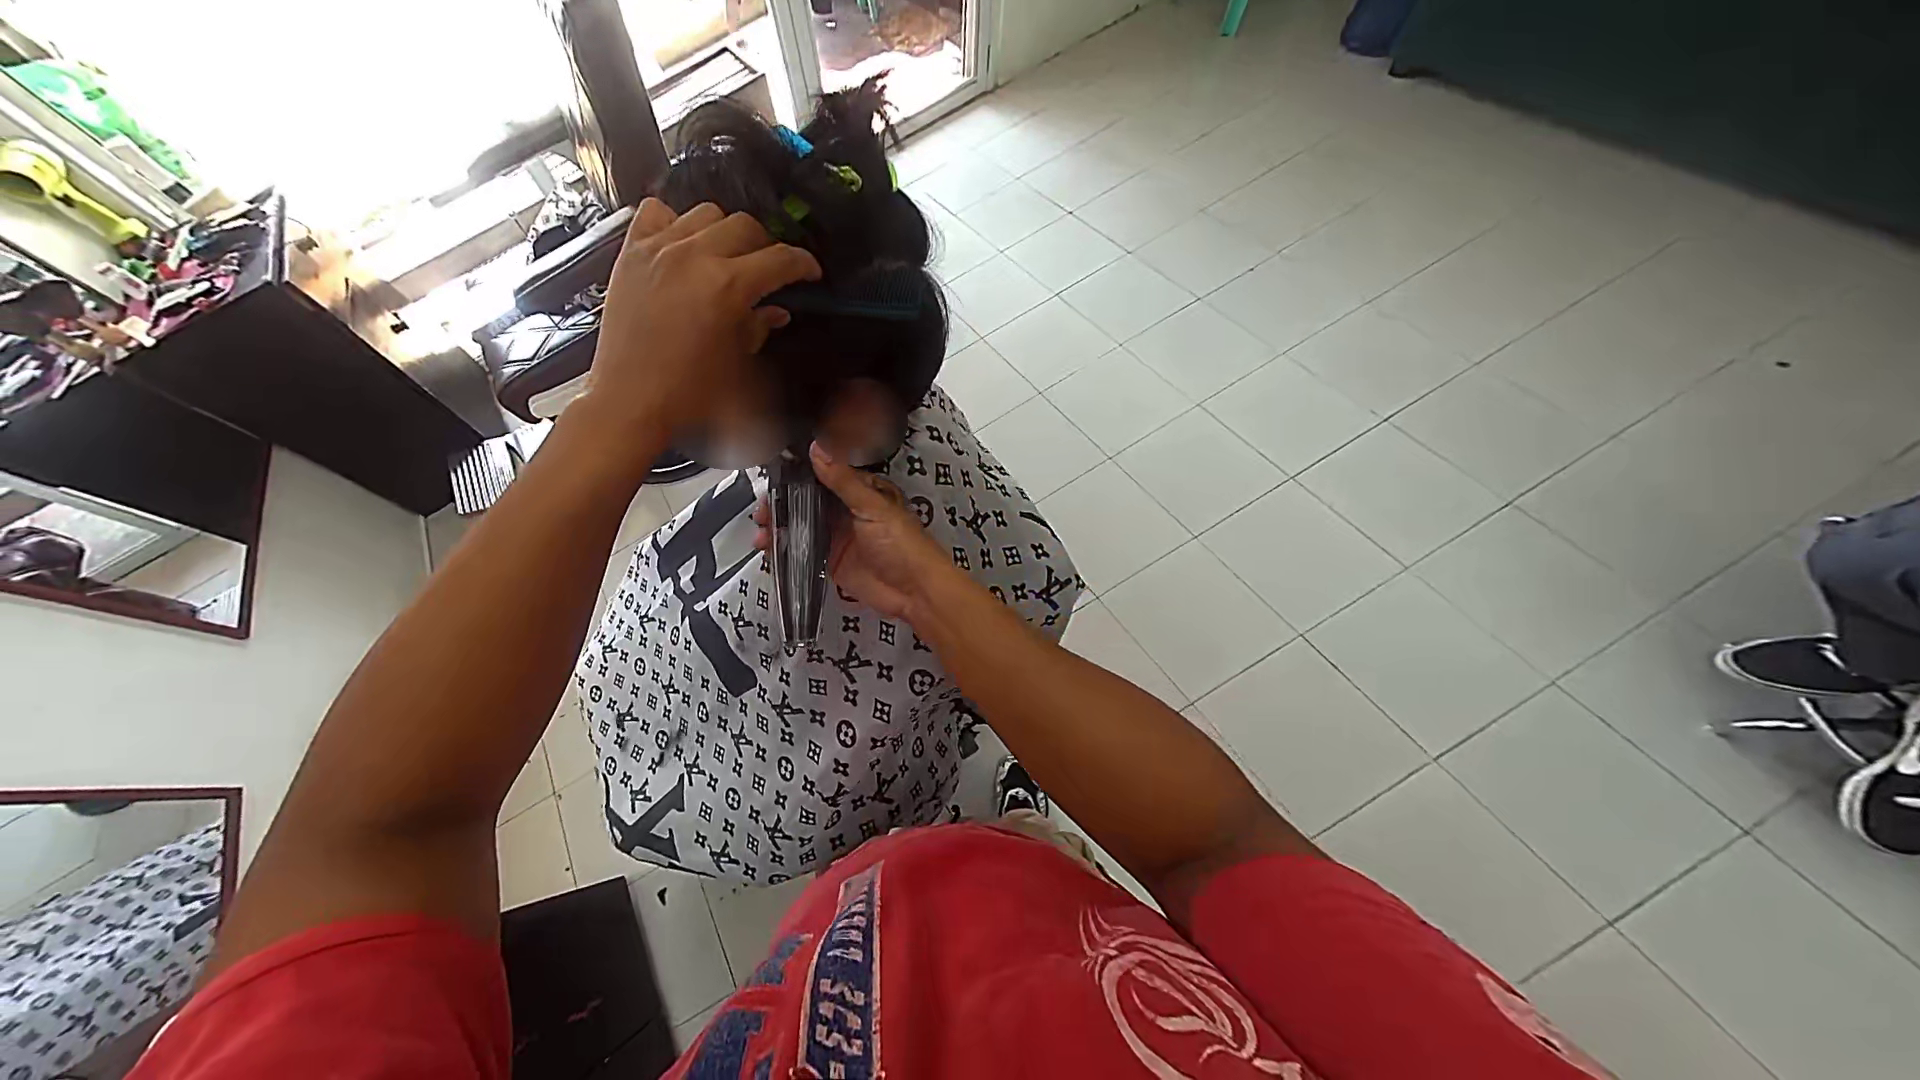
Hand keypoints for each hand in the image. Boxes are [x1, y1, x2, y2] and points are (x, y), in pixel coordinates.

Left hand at [582, 199, 820, 438]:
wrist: (632, 402)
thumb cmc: (682, 393)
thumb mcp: (740, 365)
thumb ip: (761, 329)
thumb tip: (774, 313)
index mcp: (727, 287)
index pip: (781, 258)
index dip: (803, 264)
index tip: (808, 271)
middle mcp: (692, 259)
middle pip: (746, 226)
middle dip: (768, 246)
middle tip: (771, 267)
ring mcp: (659, 252)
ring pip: (706, 212)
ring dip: (725, 230)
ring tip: (729, 253)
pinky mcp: (631, 255)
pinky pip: (657, 212)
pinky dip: (675, 221)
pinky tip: (684, 242)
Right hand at [754, 442, 949, 618]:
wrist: (914, 591)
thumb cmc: (904, 545)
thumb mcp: (873, 507)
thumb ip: (843, 480)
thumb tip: (819, 449)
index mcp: (862, 491)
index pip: (825, 474)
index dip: (799, 473)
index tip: (774, 472)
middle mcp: (847, 510)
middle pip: (807, 500)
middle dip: (783, 501)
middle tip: (763, 507)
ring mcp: (838, 536)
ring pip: (801, 524)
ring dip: (779, 524)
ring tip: (761, 527)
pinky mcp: (831, 560)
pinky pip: (802, 550)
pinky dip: (783, 547)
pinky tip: (769, 546)